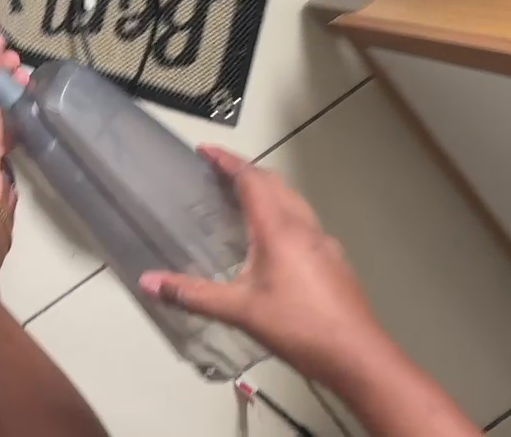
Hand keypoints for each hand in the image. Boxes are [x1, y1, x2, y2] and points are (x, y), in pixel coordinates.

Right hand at [138, 146, 393, 386]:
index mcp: (277, 229)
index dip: (226, 160)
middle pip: (274, 182)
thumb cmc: (299, 327)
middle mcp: (303, 227)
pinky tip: (275, 236)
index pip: (250, 179)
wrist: (362, 361)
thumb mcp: (239, 311)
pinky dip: (283, 210)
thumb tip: (147, 282)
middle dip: (245, 168)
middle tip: (218, 168)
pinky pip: (304, 220)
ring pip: (293, 200)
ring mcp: (324, 244)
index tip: (204, 150)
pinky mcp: (336, 261)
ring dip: (267, 187)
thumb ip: (192, 294)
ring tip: (242, 194)